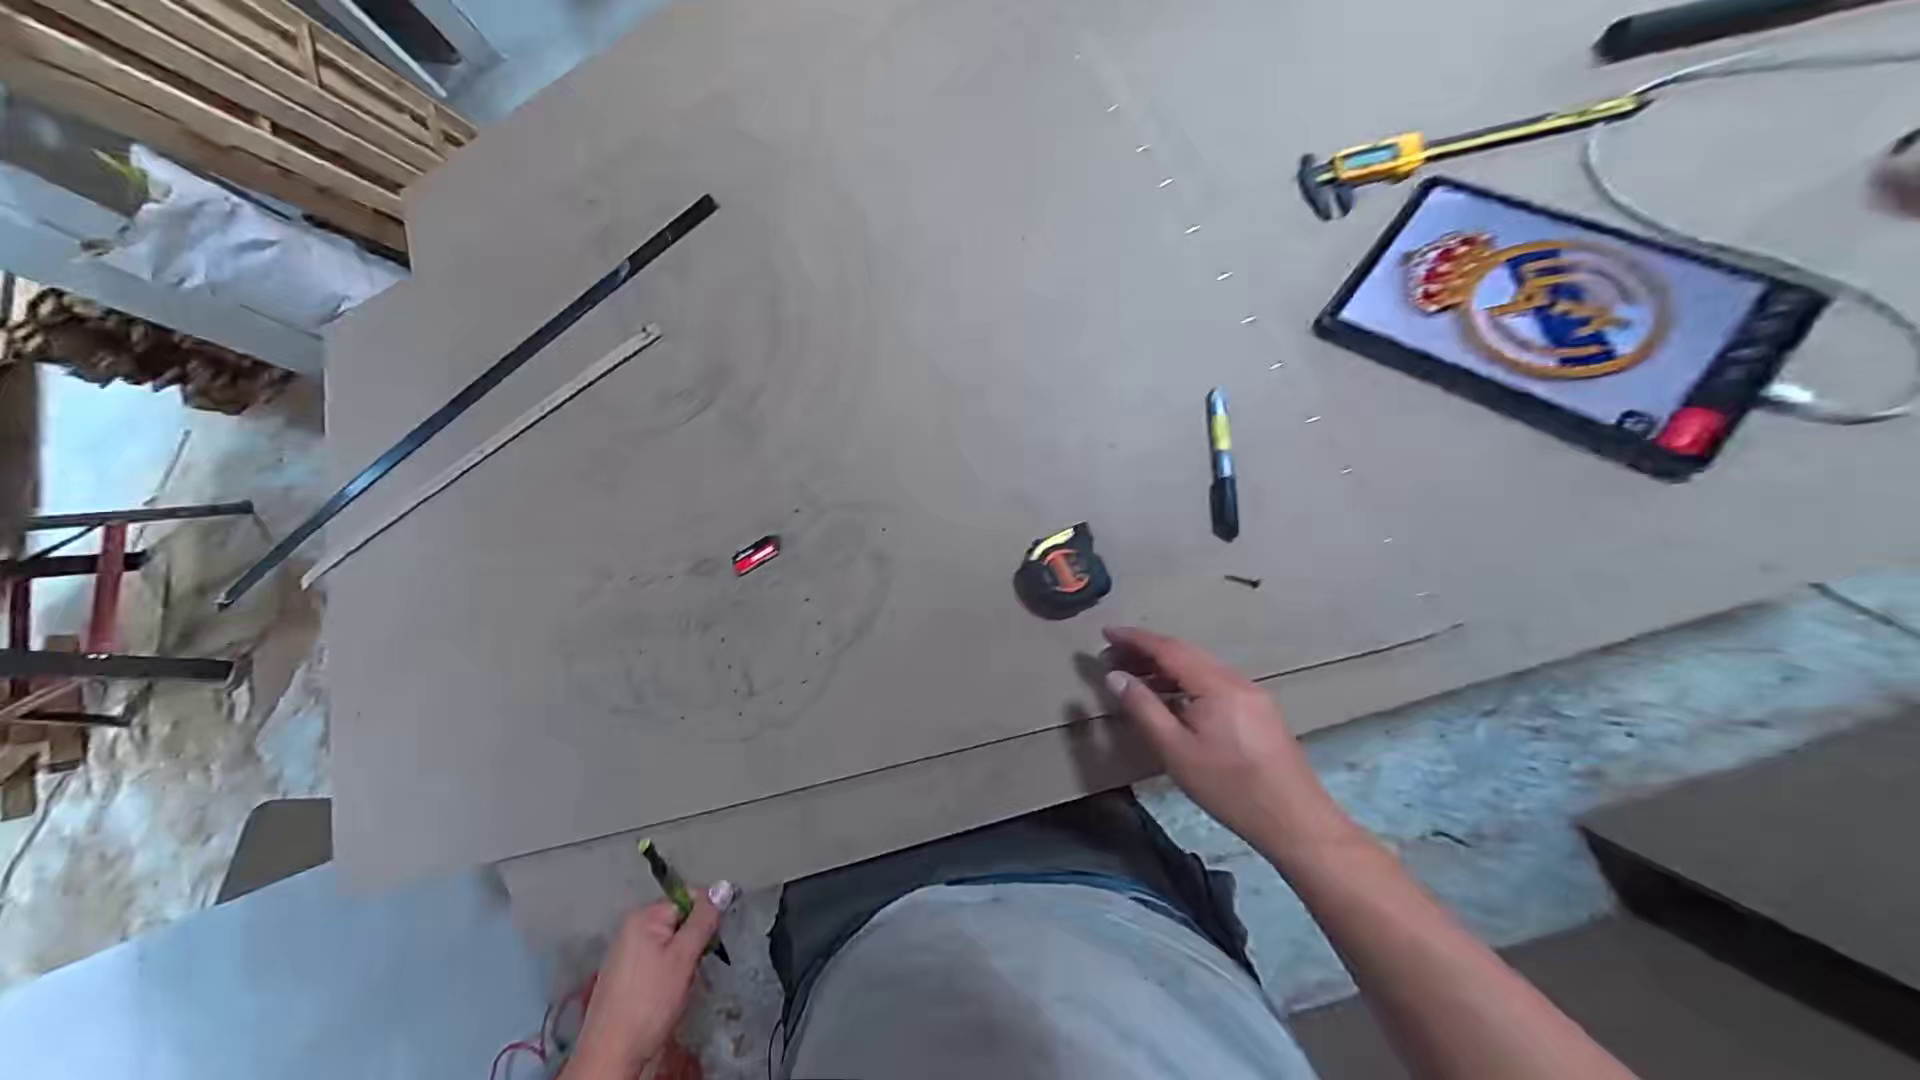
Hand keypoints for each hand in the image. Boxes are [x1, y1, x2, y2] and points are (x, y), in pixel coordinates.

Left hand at [565, 885, 729, 1079]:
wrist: (611, 1055)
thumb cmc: (649, 1002)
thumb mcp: (684, 957)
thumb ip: (704, 920)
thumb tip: (723, 887)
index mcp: (643, 915)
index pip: (689, 898)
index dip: (705, 917)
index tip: (710, 943)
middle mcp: (631, 926)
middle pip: (679, 919)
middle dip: (693, 941)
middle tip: (691, 968)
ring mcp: (625, 950)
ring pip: (671, 941)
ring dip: (682, 958)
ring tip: (678, 984)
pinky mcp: (624, 972)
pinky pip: (657, 958)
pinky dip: (668, 970)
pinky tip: (664, 992)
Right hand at [1101, 626, 1351, 861]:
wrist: (1295, 820)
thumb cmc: (1229, 788)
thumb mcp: (1176, 752)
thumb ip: (1143, 709)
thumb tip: (1115, 677)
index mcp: (1217, 685)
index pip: (1169, 648)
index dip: (1134, 639)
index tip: (1106, 633)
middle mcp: (1236, 680)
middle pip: (1185, 653)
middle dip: (1146, 651)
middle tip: (1112, 658)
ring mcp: (1251, 694)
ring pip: (1200, 667)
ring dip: (1165, 666)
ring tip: (1134, 678)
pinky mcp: (1258, 710)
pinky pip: (1213, 681)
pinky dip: (1184, 681)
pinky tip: (1170, 698)